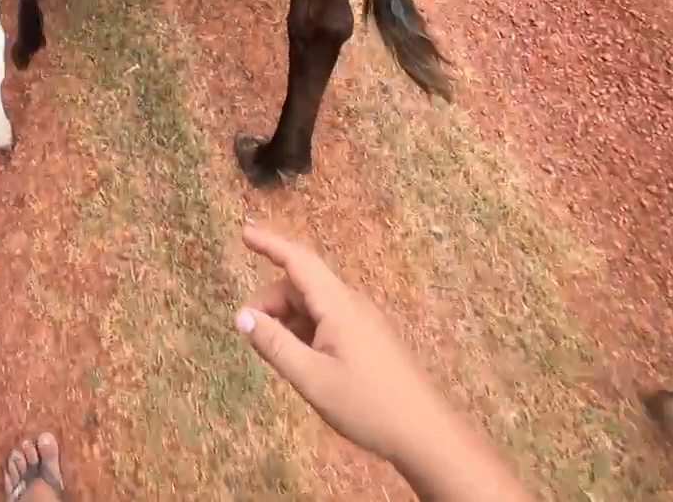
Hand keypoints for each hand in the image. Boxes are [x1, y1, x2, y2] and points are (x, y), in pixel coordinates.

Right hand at [234, 222, 461, 463]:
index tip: (243, 232)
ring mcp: (362, 321)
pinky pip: (327, 320)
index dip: (269, 243)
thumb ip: (274, 345)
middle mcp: (350, 304)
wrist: (431, 439)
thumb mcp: (313, 379)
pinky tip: (301, 359)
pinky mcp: (368, 339)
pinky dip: (304, 330)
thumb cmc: (370, 406)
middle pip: (300, 285)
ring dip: (287, 318)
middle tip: (250, 330)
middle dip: (270, 301)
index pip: (298, 260)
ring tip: (275, 352)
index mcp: (337, 305)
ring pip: (313, 304)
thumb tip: (241, 316)